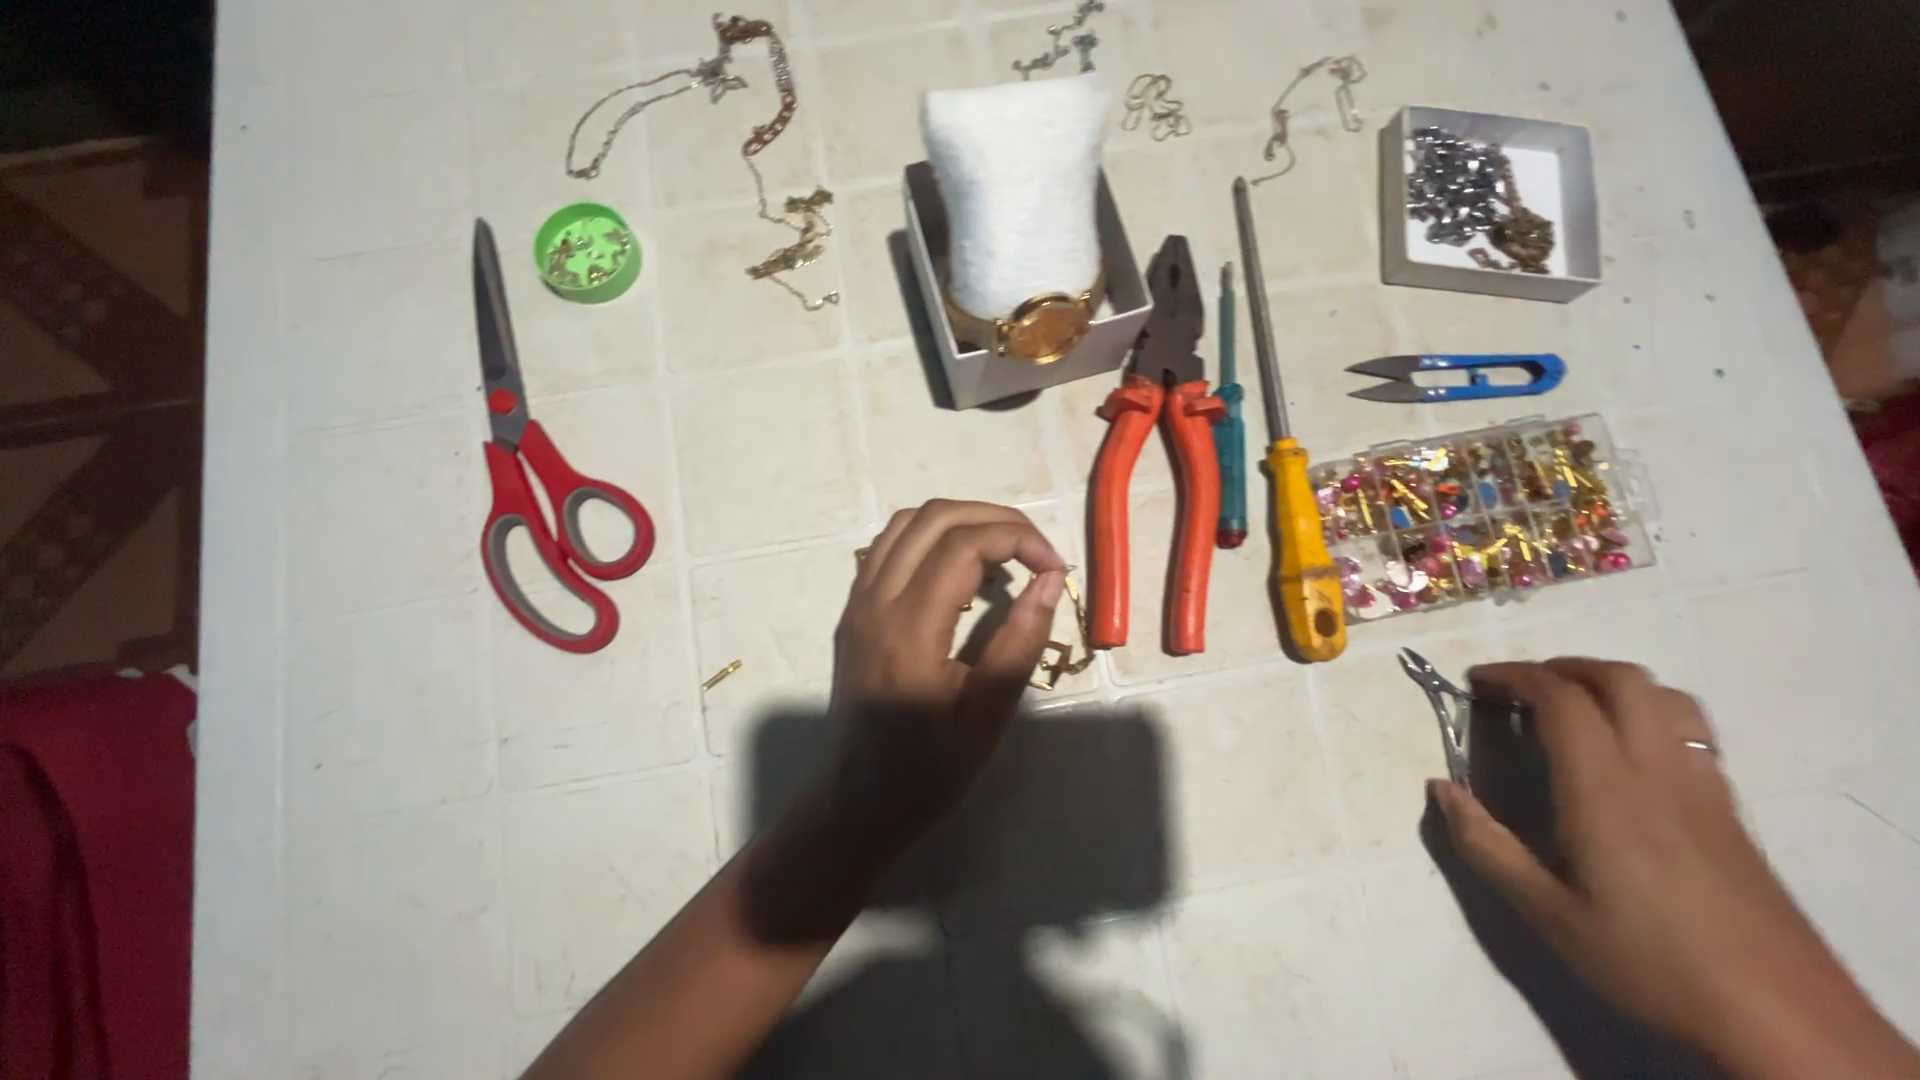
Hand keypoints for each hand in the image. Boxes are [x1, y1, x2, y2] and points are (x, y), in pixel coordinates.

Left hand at [817, 500, 1067, 857]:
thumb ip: (1019, 643)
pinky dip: (930, 537)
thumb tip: (1049, 581)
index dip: (1018, 539)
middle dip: (994, 519)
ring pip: (906, 523)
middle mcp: (876, 602)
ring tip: (1003, 552)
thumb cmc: (926, 772)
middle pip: (934, 518)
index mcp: (910, 630)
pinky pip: (888, 547)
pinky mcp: (853, 613)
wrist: (855, 804)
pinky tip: (960, 568)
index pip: (963, 544)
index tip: (1054, 569)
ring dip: (960, 521)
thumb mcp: (985, 718)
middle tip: (1036, 552)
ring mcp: (857, 604)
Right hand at [1431, 659, 1919, 1077]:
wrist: (1779, 1014)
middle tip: (1520, 688)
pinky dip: (1648, 712)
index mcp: (1604, 790)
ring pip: (1664, 697)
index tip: (1477, 682)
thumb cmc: (1648, 960)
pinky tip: (1627, 751)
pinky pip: (1690, 730)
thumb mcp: (1546, 913)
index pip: (1562, 700)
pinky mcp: (1729, 808)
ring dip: (1610, 683)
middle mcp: (1656, 771)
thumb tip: (1441, 789)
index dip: (1515, 676)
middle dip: (1562, 667)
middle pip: (1619, 680)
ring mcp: (1702, 786)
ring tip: (1573, 706)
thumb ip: (1485, 845)